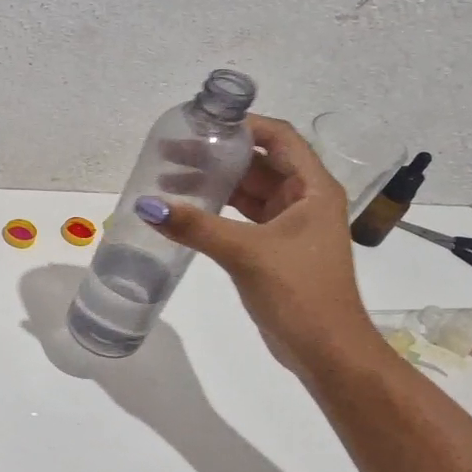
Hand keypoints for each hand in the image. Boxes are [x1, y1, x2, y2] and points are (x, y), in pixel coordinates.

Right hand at [136, 115, 375, 370]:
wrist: (325, 348)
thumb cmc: (299, 290)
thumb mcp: (245, 252)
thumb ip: (195, 227)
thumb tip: (146, 206)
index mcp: (313, 188)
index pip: (279, 138)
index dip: (243, 125)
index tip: (201, 123)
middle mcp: (304, 200)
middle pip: (259, 163)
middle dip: (217, 155)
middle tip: (170, 153)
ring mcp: (290, 226)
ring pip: (249, 191)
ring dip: (214, 183)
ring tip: (169, 179)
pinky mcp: (275, 249)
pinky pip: (243, 217)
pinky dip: (217, 210)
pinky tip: (187, 212)